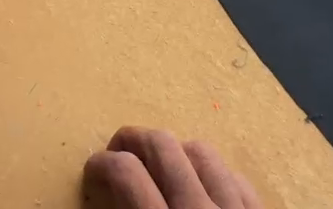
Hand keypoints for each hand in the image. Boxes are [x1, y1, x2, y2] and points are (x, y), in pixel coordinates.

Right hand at [84, 127, 260, 208]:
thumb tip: (105, 189)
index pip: (125, 170)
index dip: (100, 164)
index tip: (94, 172)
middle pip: (161, 144)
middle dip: (132, 142)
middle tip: (120, 158)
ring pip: (201, 151)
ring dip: (175, 155)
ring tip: (162, 172)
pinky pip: (239, 180)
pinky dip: (215, 177)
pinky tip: (203, 190)